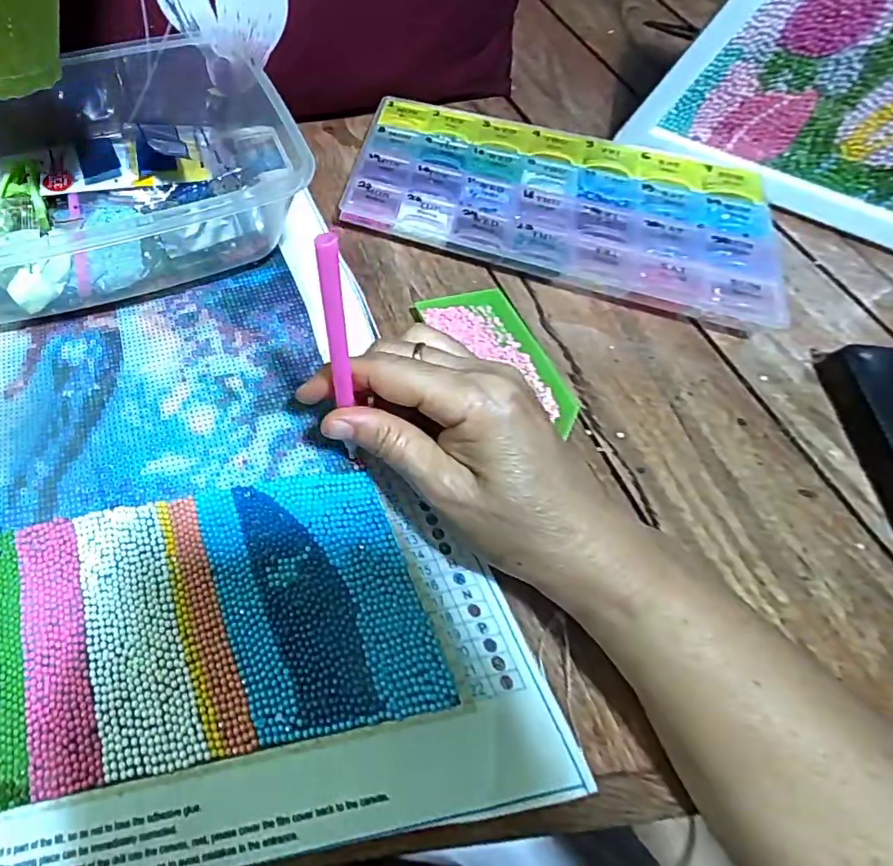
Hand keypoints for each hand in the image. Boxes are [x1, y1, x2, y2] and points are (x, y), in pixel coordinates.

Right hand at [296, 324, 638, 591]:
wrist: (587, 546)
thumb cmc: (516, 528)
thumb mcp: (443, 489)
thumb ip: (388, 442)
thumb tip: (331, 417)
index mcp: (476, 396)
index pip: (390, 367)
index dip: (340, 377)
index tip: (304, 399)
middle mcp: (487, 369)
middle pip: (401, 347)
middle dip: (358, 373)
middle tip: (332, 414)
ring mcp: (497, 372)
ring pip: (419, 345)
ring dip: (383, 370)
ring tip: (366, 413)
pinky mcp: (499, 384)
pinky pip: (440, 361)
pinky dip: (409, 376)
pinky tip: (401, 410)